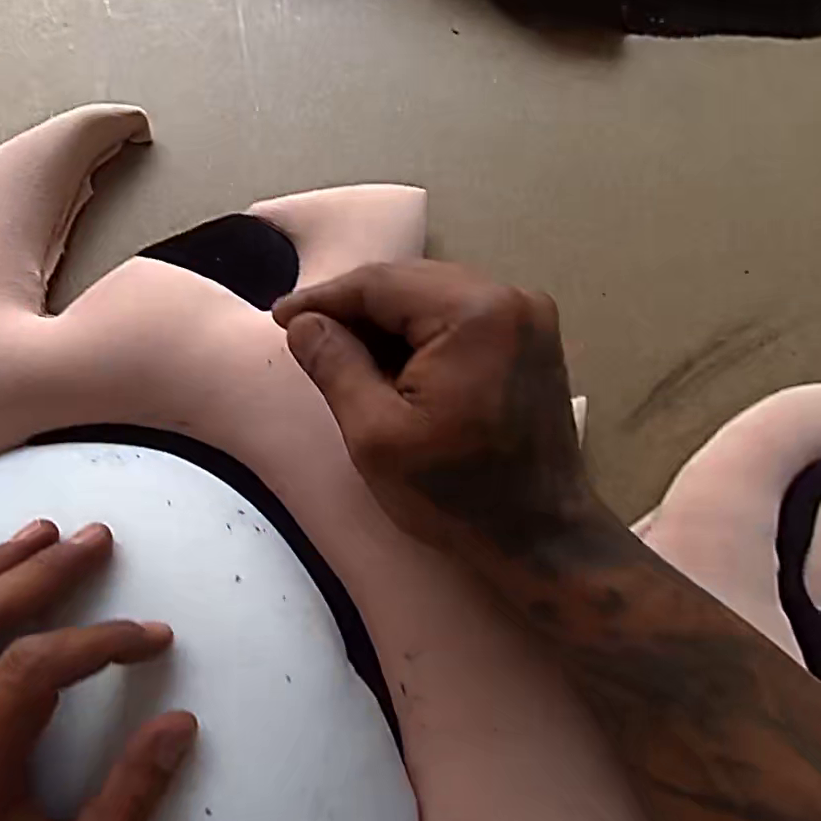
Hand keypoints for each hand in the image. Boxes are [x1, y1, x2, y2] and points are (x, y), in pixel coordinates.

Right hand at [272, 260, 598, 568]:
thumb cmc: (454, 495)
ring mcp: (528, 320)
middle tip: (308, 338)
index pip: (381, 284)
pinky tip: (392, 368)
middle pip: (410, 285)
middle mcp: (510, 299)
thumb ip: (335, 368)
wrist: (540, 536)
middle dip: (354, 310)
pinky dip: (419, 339)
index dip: (323, 298)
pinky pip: (460, 322)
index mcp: (474, 315)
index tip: (281, 317)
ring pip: (434, 302)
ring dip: (385, 326)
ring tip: (344, 357)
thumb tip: (304, 324)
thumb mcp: (376, 436)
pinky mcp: (532, 344)